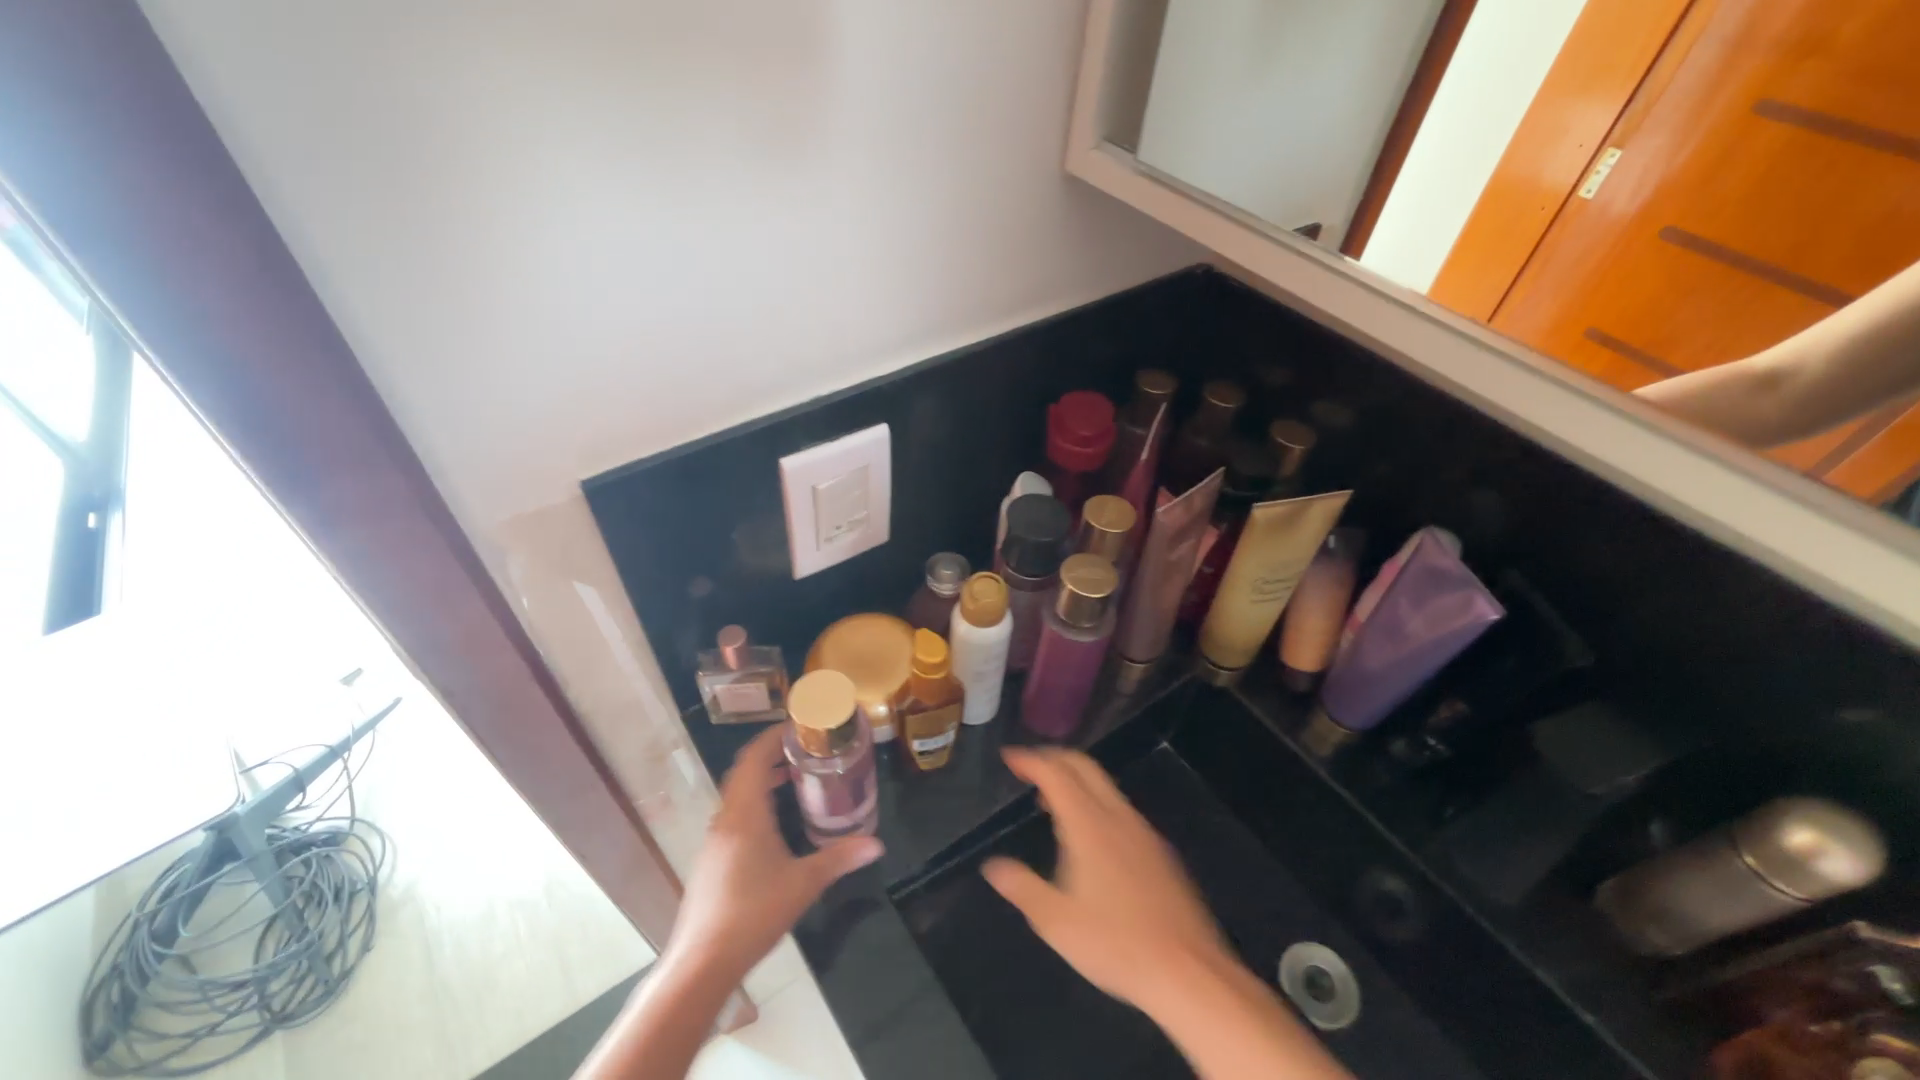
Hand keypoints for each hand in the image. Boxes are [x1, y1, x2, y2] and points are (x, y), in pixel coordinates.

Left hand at [665, 726, 883, 979]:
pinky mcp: (712, 861)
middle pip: (744, 773)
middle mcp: (725, 819)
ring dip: (763, 781)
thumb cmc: (753, 913)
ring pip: (737, 795)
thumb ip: (839, 858)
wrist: (702, 961)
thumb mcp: (804, 884)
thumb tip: (877, 843)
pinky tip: (776, 825)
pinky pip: (734, 816)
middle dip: (772, 756)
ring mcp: (714, 841)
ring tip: (795, 780)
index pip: (754, 758)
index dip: (773, 736)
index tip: (799, 726)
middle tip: (805, 750)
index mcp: (745, 814)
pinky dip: (755, 805)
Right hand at [981, 747, 1229, 1011]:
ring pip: (1107, 788)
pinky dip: (1096, 804)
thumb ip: (1022, 887)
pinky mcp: (1161, 853)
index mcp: (1090, 826)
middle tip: (1027, 767)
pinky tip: (1089, 838)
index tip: (1009, 758)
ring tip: (1049, 804)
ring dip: (1076, 783)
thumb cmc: (1115, 944)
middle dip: (1054, 759)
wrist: (1188, 971)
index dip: (1030, 761)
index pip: (1056, 774)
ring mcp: (1145, 833)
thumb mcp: (1055, 921)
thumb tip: (993, 866)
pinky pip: (1121, 810)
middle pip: (1086, 767)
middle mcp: (1120, 818)